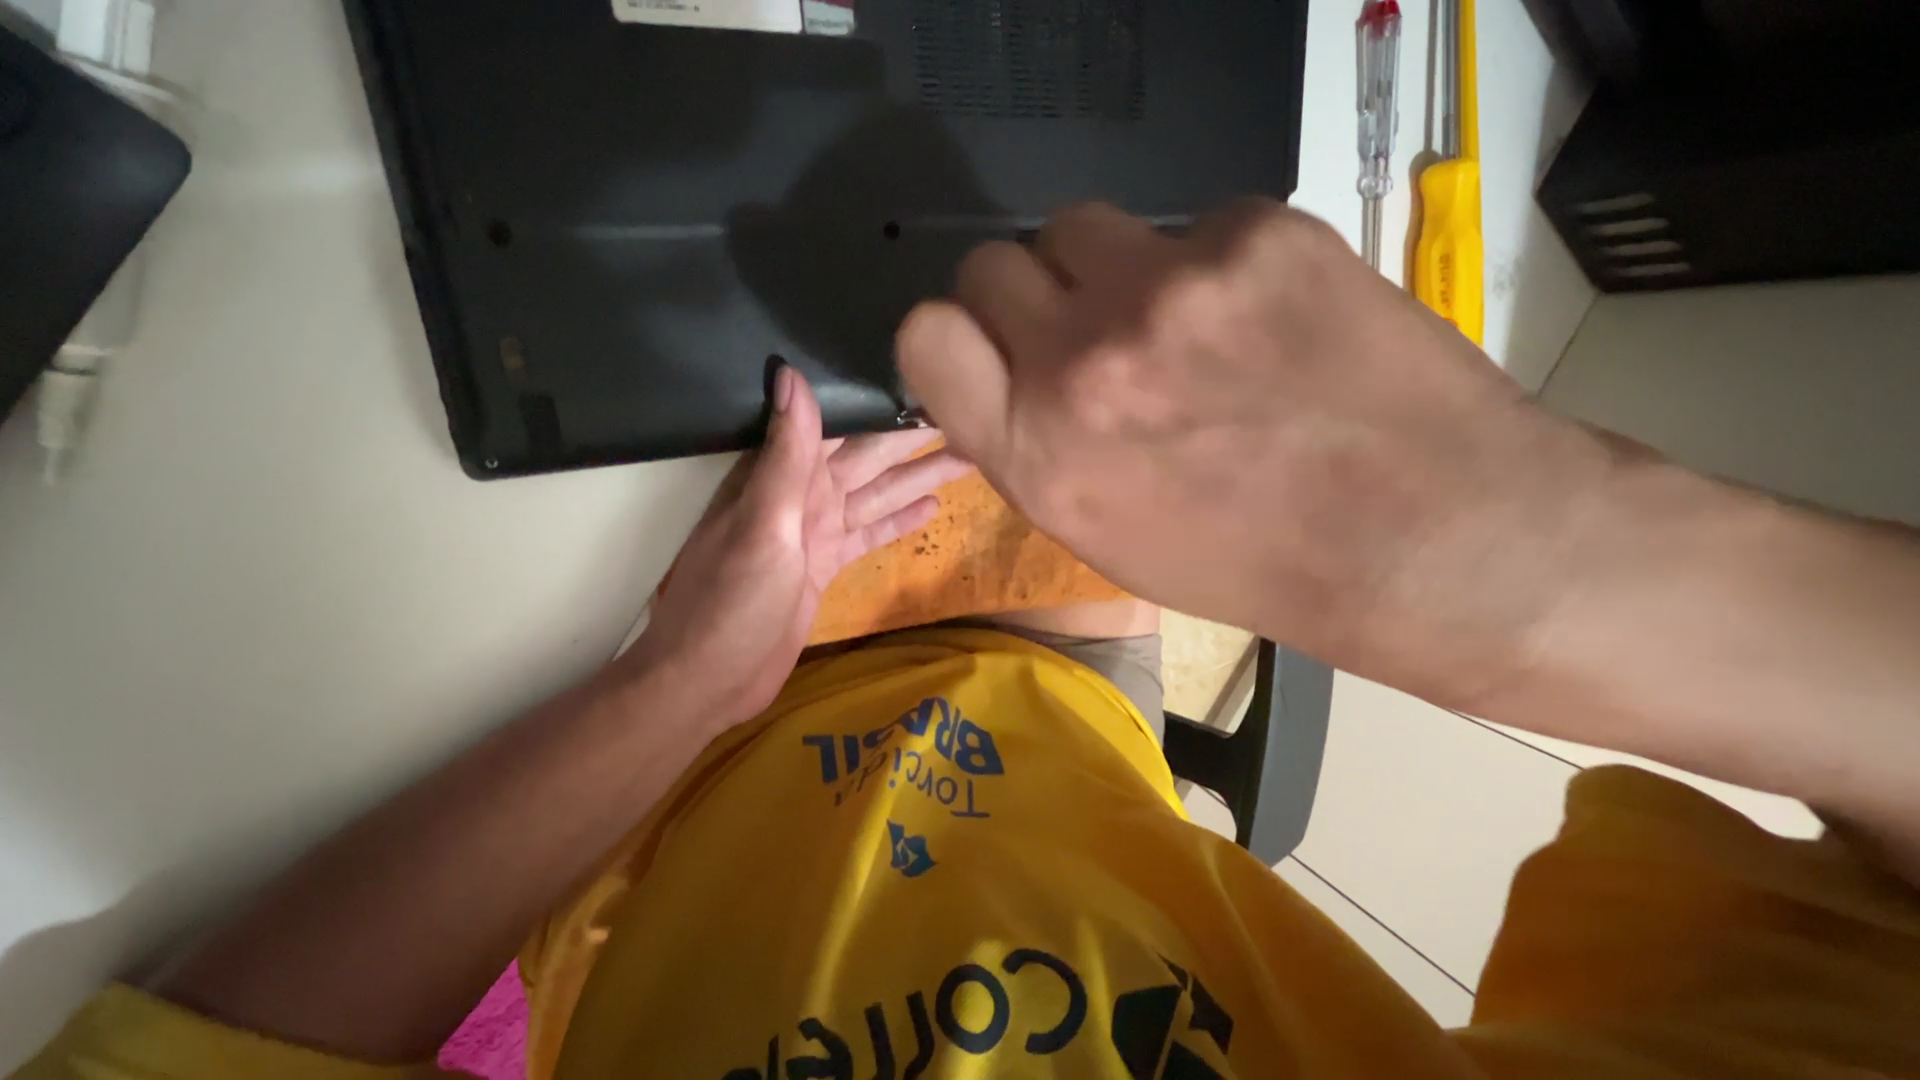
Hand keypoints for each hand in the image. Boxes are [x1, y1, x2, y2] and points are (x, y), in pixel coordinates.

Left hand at [626, 367, 974, 725]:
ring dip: (918, 475)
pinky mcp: (825, 566)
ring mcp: (816, 533)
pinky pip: (868, 533)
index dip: (881, 403)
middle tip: (970, 413)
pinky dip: (898, 519)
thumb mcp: (763, 525)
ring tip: (968, 454)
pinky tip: (932, 506)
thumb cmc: (730, 603)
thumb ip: (786, 456)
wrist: (708, 679)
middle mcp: (803, 497)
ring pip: (877, 494)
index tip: (929, 376)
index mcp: (785, 479)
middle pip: (868, 458)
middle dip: (914, 438)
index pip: (840, 426)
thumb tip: (792, 374)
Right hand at [896, 199, 1613, 702]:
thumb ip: (1033, 445)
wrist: (1428, 534)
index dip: (953, 339)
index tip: (989, 351)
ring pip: (1080, 226)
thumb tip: (1003, 378)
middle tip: (1087, 335)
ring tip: (1175, 320)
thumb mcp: (1106, 533)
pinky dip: (1209, 264)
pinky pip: (1190, 224)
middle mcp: (1085, 363)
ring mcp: (1171, 288)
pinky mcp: (1256, 232)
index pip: (927, 334)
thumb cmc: (1254, 562)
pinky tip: (1265, 318)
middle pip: (992, 264)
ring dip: (1105, 268)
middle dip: (1027, 300)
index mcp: (1041, 455)